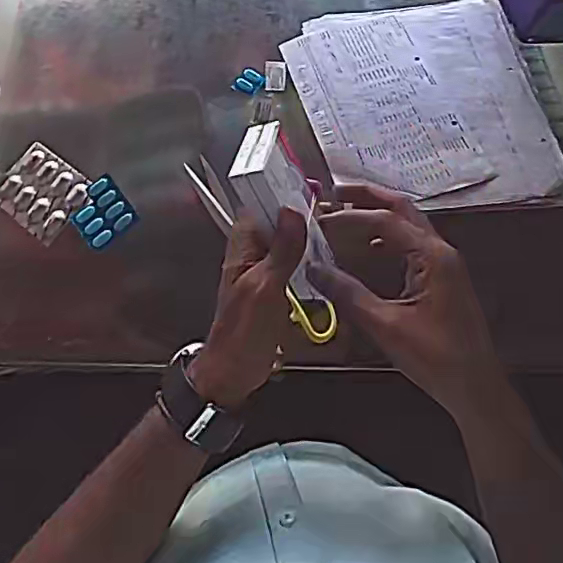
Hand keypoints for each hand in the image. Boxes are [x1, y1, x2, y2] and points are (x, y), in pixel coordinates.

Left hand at [189, 208, 305, 408]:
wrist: (234, 372)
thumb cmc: (241, 333)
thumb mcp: (265, 288)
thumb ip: (281, 250)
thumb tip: (292, 214)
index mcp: (241, 248)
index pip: (258, 206)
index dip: (280, 195)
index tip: (306, 189)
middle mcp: (250, 255)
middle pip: (274, 223)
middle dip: (297, 216)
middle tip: (324, 210)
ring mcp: (262, 272)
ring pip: (285, 244)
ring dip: (303, 238)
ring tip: (327, 231)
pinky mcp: (274, 289)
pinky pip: (291, 265)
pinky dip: (306, 260)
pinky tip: (322, 261)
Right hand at [314, 183, 508, 424]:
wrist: (477, 388)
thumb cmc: (436, 358)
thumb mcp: (386, 326)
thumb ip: (348, 294)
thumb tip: (314, 270)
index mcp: (433, 256)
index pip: (386, 221)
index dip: (350, 217)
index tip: (319, 219)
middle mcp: (441, 250)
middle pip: (402, 208)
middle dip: (369, 197)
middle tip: (335, 192)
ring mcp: (444, 262)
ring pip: (408, 223)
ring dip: (378, 213)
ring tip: (346, 212)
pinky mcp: (442, 276)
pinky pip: (411, 243)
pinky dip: (386, 235)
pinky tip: (367, 246)